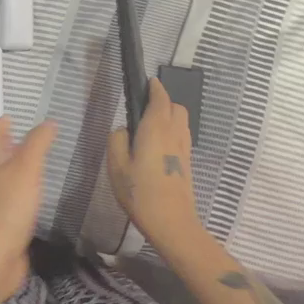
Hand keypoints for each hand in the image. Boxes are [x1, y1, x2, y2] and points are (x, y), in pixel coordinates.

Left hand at [0, 116, 57, 298]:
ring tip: (33, 162)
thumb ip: (37, 144)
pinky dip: (21, 192)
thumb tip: (48, 122)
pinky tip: (33, 196)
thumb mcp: (26, 170)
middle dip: (8, 144)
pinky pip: (11, 200)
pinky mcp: (1, 225)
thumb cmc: (8, 209)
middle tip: (26, 135)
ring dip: (15, 168)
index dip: (2, 124)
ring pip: (3, 178)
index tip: (12, 115)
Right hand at [107, 78, 201, 248]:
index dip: (155, 88)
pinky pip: (182, 135)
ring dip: (170, 116)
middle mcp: (174, 133)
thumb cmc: (140, 192)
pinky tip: (158, 145)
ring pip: (181, 121)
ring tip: (151, 125)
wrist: (171, 221)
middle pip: (176, 106)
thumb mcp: (116, 166)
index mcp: (156, 128)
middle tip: (145, 107)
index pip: (160, 98)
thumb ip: (117, 140)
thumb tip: (124, 130)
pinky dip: (173, 131)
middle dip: (163, 101)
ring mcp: (184, 148)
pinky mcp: (187, 162)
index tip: (148, 82)